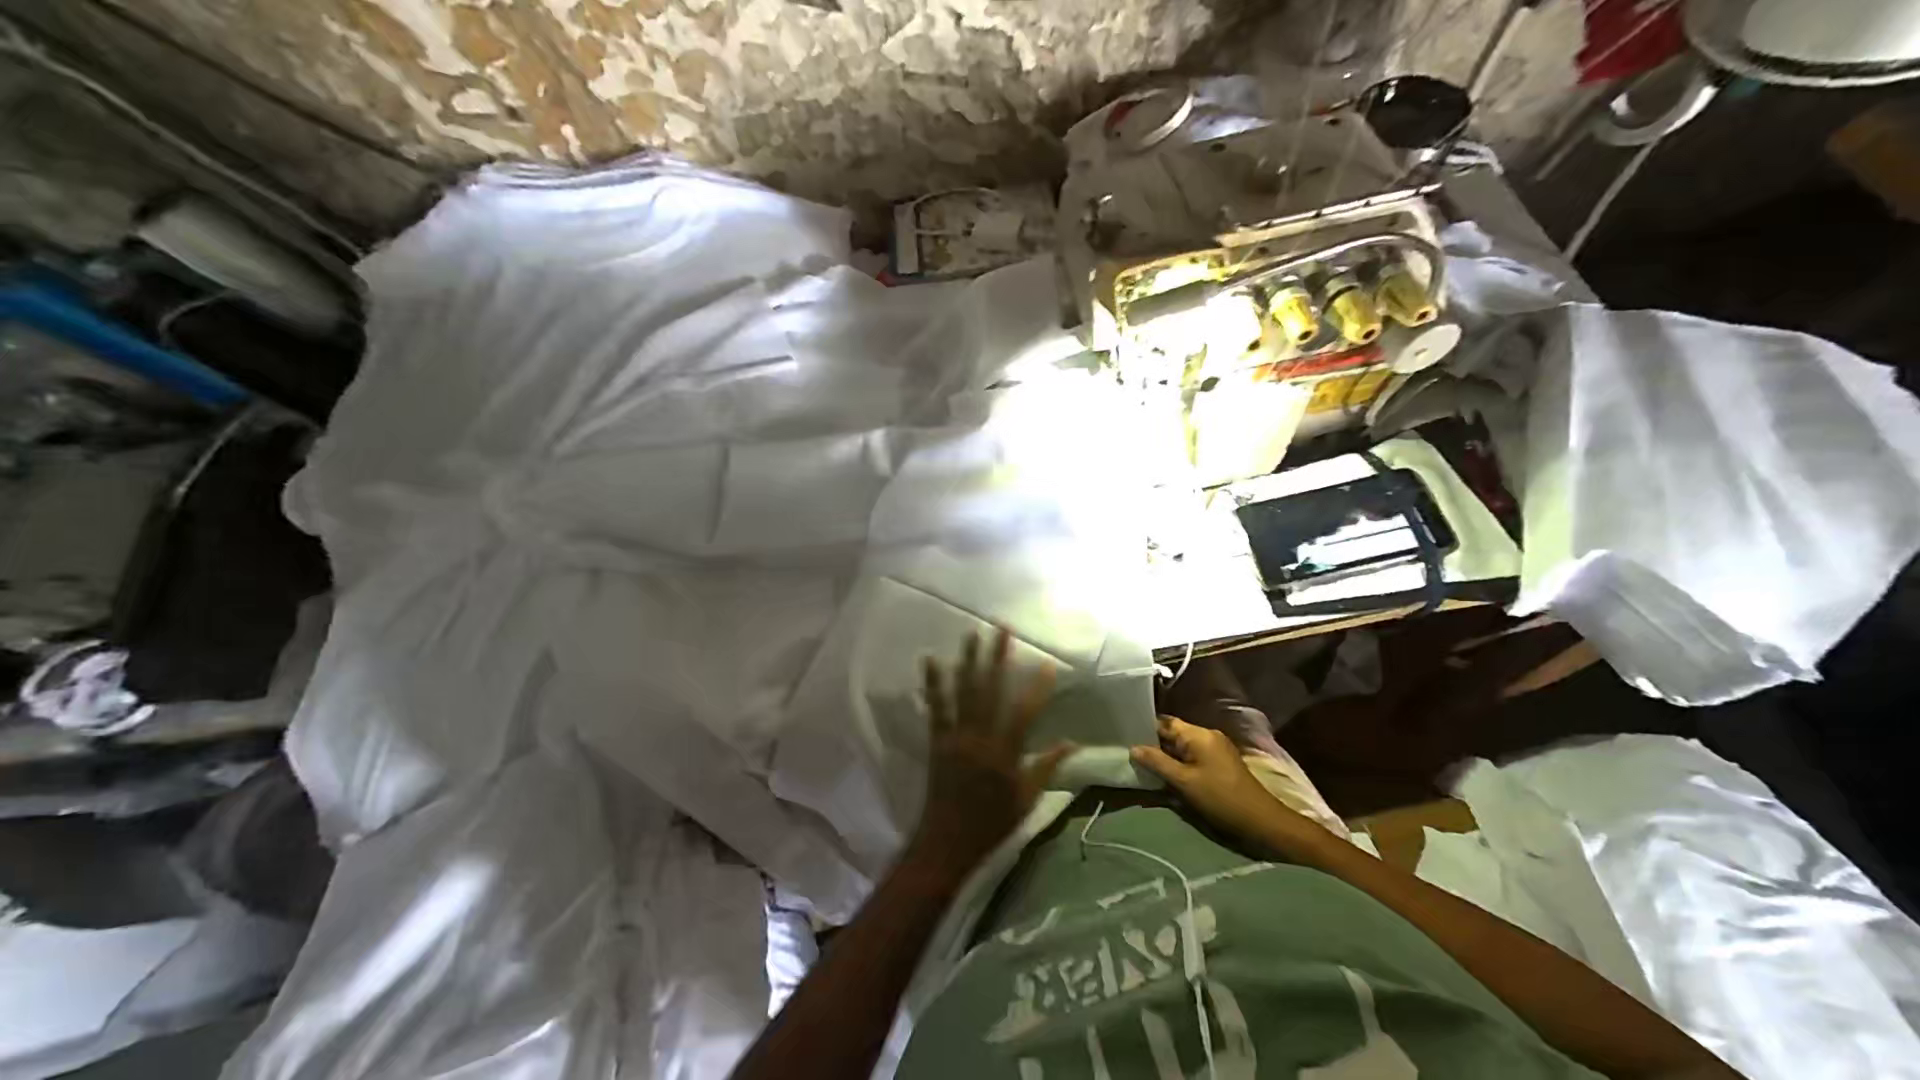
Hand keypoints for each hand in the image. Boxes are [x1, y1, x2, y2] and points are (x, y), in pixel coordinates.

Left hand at [911, 629, 1070, 876]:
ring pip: (963, 692)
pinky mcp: (937, 740)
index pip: (1025, 713)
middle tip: (1002, 629)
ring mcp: (956, 737)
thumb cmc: (992, 823)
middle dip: (997, 658)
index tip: (1048, 664)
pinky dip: (933, 683)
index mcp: (1005, 754)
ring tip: (972, 634)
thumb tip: (1072, 743)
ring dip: (968, 661)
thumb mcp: (1026, 799)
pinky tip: (932, 659)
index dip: (1038, 688)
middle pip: (990, 691)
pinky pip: (935, 707)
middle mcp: (980, 738)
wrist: (948, 841)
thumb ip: (1047, 767)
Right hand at [1131, 715, 1305, 843]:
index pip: (1164, 723)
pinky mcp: (1220, 762)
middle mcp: (1207, 735)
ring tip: (1145, 767)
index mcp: (1198, 734)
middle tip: (1131, 755)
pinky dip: (1179, 763)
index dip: (1144, 729)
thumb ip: (1157, 762)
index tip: (1125, 738)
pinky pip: (1193, 756)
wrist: (1260, 820)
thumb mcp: (1183, 782)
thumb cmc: (1219, 798)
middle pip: (1173, 734)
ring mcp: (1216, 748)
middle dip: (1153, 744)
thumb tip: (1134, 748)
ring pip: (1182, 746)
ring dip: (1166, 756)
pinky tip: (1167, 776)